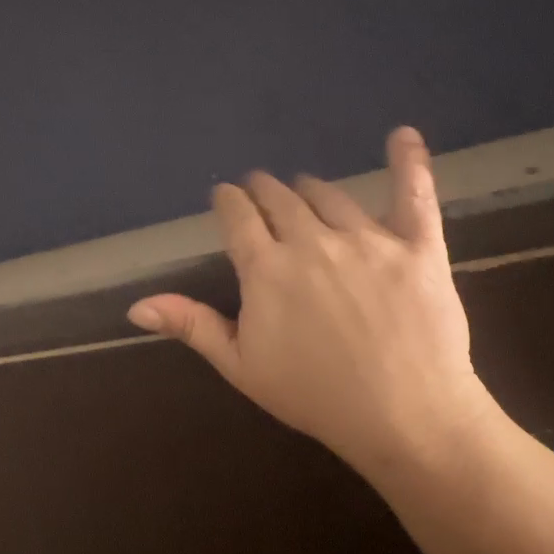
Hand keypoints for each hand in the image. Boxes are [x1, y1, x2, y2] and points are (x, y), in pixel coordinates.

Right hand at [128, 127, 498, 474]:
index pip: (238, 216)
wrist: (405, 417)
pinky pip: (414, 195)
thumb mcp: (239, 364)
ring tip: (304, 188)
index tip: (224, 197)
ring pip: (330, 196)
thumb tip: (135, 306)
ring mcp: (368, 240)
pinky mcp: (419, 247)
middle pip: (280, 198)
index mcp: (266, 269)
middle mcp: (312, 242)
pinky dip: (408, 162)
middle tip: (259, 190)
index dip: (228, 201)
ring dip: (309, 189)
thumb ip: (191, 325)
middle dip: (263, 189)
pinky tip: (402, 135)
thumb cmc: (312, 395)